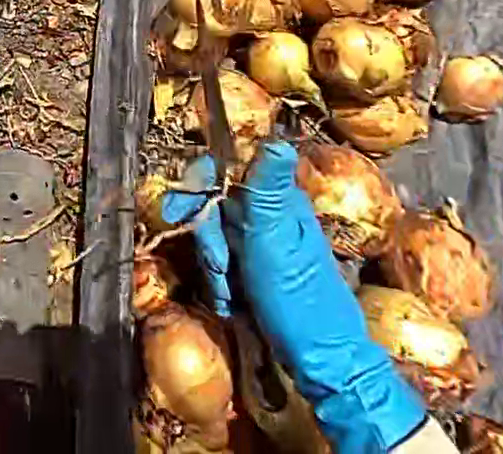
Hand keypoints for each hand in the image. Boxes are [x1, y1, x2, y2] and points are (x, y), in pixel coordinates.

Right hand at [160, 142, 426, 453]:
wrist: (321, 361)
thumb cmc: (296, 294)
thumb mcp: (275, 237)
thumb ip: (267, 187)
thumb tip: (277, 141)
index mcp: (275, 194)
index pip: (224, 166)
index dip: (198, 184)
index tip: (181, 210)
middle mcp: (268, 210)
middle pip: (214, 201)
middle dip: (207, 235)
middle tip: (219, 265)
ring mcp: (262, 240)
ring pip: (215, 234)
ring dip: (213, 264)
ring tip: (229, 291)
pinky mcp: (255, 267)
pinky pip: (222, 261)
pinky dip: (221, 281)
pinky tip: (231, 301)